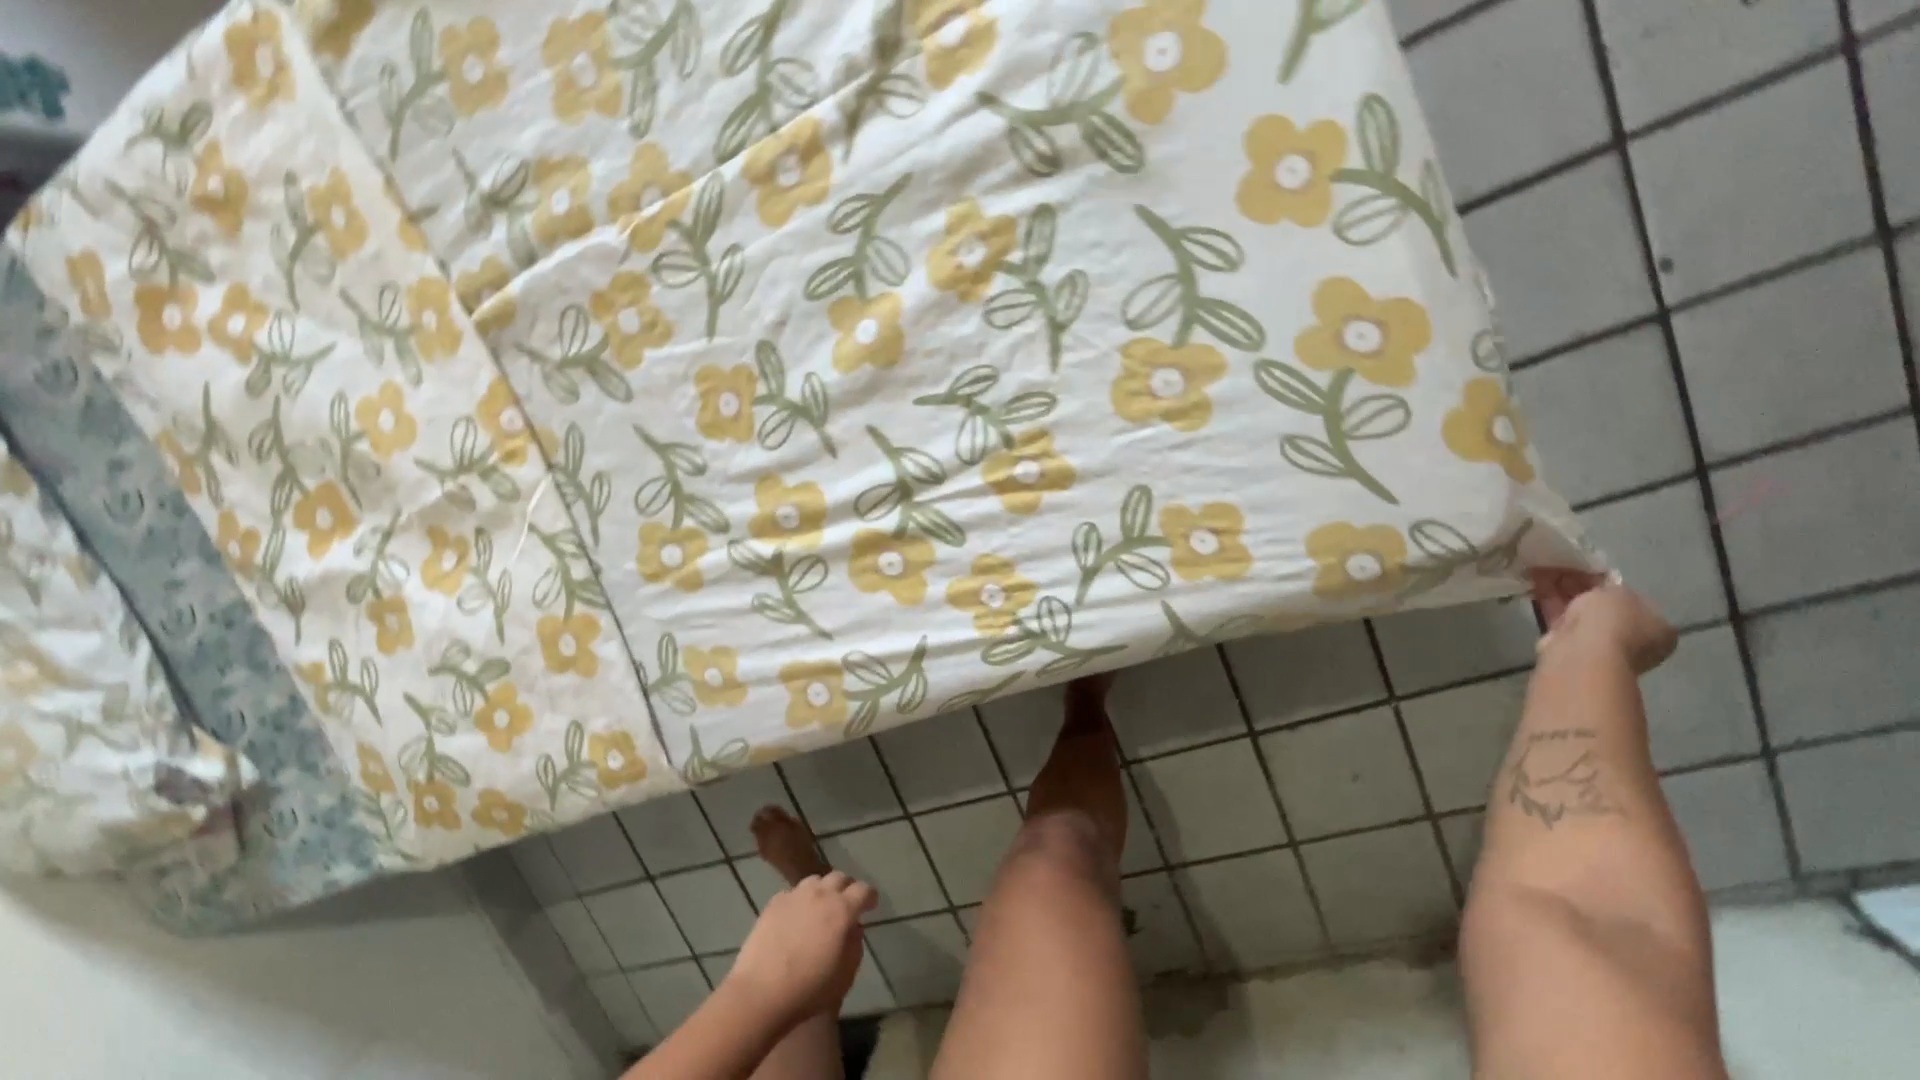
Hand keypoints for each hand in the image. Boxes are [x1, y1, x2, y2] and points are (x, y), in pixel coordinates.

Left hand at [724, 871, 876, 1026]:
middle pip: (839, 877)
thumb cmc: (809, 988)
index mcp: (842, 910)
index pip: (864, 890)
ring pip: (814, 881)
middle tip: (847, 905)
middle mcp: (819, 895)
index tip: (871, 906)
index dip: (870, 896)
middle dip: (847, 888)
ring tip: (820, 908)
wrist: (761, 992)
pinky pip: (792, 894)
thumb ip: (855, 946)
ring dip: (822, 890)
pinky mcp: (773, 905)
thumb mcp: (845, 975)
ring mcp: (794, 897)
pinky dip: (800, 901)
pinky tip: (796, 918)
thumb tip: (853, 929)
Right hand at [1531, 570, 1676, 674]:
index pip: (1635, 601)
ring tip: (1546, 566)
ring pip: (1579, 610)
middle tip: (1565, 564)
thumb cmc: (1614, 622)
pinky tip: (1536, 580)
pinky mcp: (1567, 645)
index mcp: (1657, 628)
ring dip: (1563, 589)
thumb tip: (1602, 585)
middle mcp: (1630, 639)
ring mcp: (1598, 644)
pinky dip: (1549, 599)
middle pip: (1604, 606)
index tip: (1593, 569)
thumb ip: (1611, 586)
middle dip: (1583, 585)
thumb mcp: (1620, 593)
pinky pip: (1559, 616)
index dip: (1613, 583)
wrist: (1583, 653)